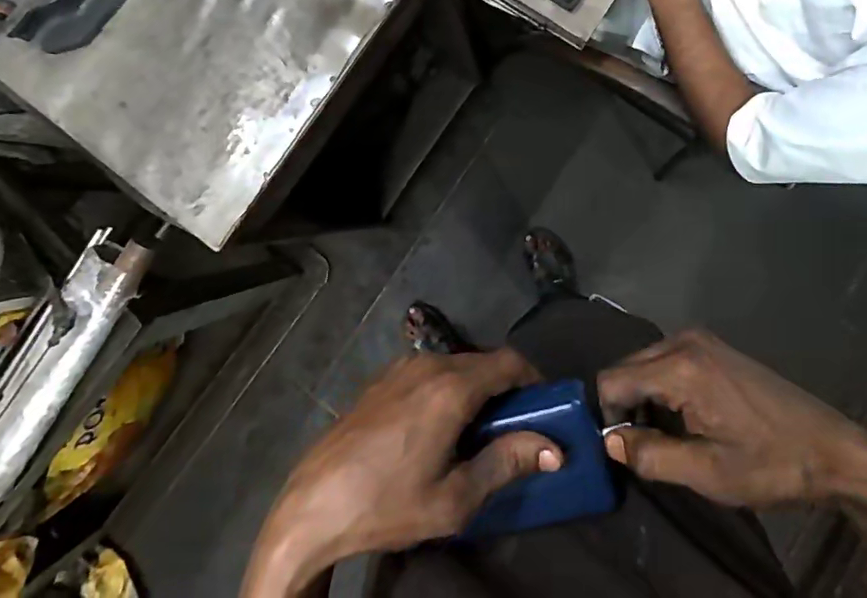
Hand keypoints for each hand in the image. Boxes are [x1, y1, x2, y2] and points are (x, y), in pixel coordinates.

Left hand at [242, 350, 560, 597]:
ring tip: (479, 431)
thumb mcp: (454, 498)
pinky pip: (429, 373)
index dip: (534, 378)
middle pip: (483, 361)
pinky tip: (438, 427)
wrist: (312, 504)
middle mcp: (428, 365)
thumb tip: (553, 448)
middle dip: (506, 387)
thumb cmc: (387, 502)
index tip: (545, 406)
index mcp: (451, 387)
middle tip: (516, 427)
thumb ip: (506, 463)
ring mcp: (400, 368)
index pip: (509, 361)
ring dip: (476, 387)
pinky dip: (448, 388)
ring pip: (455, 365)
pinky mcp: (381, 379)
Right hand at [598, 330, 866, 508]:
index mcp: (680, 366)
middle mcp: (684, 340)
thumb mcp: (707, 472)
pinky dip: (663, 389)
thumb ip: (650, 455)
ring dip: (645, 400)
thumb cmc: (771, 463)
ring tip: (668, 438)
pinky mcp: (713, 347)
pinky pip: (666, 362)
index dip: (608, 415)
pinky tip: (686, 419)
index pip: (613, 379)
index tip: (625, 449)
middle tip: (646, 449)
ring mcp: (701, 340)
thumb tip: (608, 442)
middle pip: (627, 368)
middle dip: (626, 407)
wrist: (832, 449)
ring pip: (645, 365)